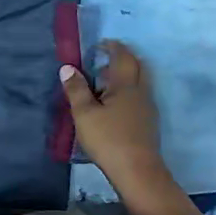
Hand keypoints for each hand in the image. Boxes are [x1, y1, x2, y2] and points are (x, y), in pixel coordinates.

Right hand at [61, 41, 167, 191]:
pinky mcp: (148, 121)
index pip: (122, 57)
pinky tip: (114, 103)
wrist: (136, 170)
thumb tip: (68, 67)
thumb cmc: (107, 139)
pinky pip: (139, 95)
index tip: (101, 44)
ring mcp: (147, 107)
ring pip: (140, 81)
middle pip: (138, 65)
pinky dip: (128, 90)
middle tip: (105, 58)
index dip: (112, 47)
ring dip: (126, 74)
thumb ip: (76, 90)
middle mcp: (141, 91)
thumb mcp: (84, 114)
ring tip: (106, 81)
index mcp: (126, 85)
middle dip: (123, 57)